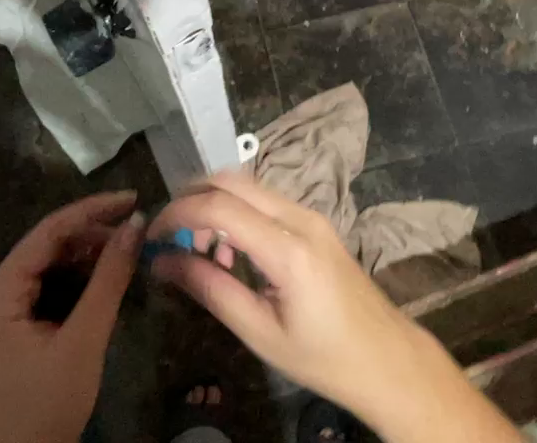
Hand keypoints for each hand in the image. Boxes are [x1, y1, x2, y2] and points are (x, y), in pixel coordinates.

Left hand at [0, 191, 145, 442]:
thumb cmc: (44, 408)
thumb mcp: (83, 341)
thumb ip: (109, 280)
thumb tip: (136, 226)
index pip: (49, 231)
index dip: (93, 209)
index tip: (134, 198)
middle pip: (46, 247)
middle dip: (92, 235)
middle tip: (136, 232)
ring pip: (47, 268)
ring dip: (86, 258)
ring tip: (126, 254)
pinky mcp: (7, 332)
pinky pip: (43, 290)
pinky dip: (74, 282)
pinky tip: (102, 283)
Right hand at [149, 174, 515, 442]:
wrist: (386, 357)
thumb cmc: (323, 356)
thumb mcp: (260, 332)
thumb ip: (210, 289)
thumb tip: (161, 262)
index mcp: (288, 248)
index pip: (218, 207)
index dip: (176, 215)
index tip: (150, 237)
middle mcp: (300, 217)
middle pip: (231, 180)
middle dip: (190, 198)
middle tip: (167, 235)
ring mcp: (310, 215)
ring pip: (248, 186)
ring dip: (214, 205)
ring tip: (198, 252)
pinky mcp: (314, 221)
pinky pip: (265, 201)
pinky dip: (236, 213)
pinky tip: (229, 253)